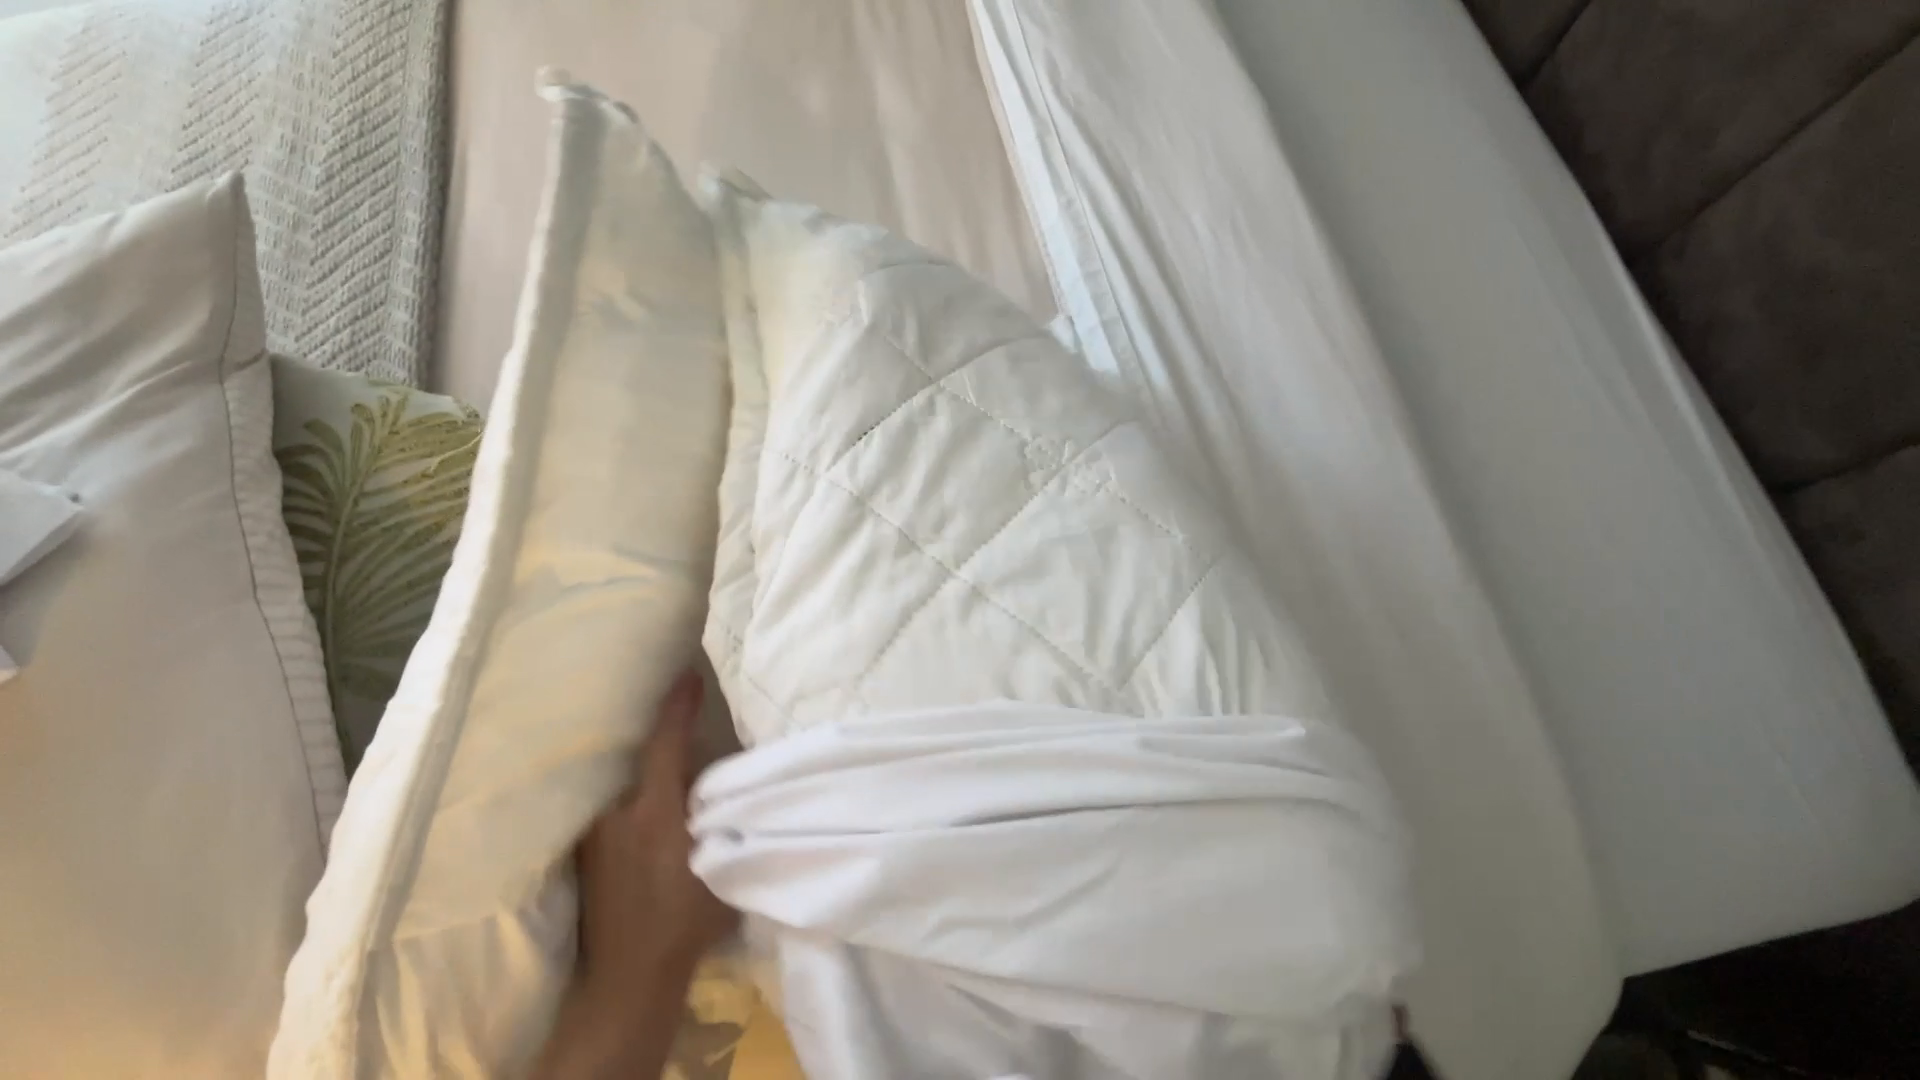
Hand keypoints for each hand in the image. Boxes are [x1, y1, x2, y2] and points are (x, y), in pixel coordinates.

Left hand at [534, 671, 737, 1079]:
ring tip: (672, 777)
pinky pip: (616, 813)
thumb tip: (740, 794)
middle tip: (689, 728)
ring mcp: (596, 837)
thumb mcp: (722, 869)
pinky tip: (650, 820)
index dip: (677, 707)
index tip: (689, 676)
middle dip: (666, 743)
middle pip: (643, 762)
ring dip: (650, 778)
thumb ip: (728, 825)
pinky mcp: (587, 857)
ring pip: (628, 789)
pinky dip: (635, 804)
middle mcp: (617, 815)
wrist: (629, 980)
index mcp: (654, 813)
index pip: (665, 745)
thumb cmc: (687, 924)